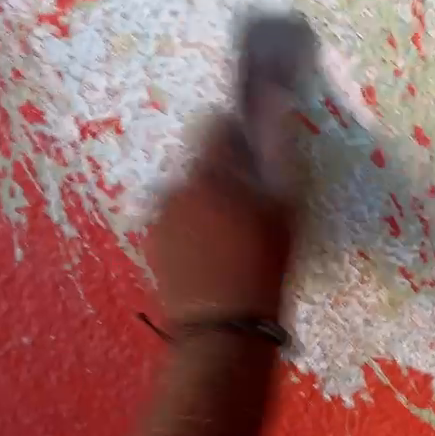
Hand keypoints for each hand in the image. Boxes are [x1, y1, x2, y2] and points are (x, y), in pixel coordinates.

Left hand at [143, 115, 297, 324]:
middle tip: (248, 203)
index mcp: (210, 172)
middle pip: (201, 158)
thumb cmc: (263, 265)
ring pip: (186, 187)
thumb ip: (278, 153)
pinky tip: (208, 249)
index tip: (254, 152)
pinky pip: (173, 214)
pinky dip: (189, 222)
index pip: (216, 124)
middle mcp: (176, 184)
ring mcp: (158, 213)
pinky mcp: (150, 239)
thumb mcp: (284, 208)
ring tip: (228, 232)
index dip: (238, 132)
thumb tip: (275, 108)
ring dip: (205, 196)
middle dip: (222, 171)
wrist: (222, 327)